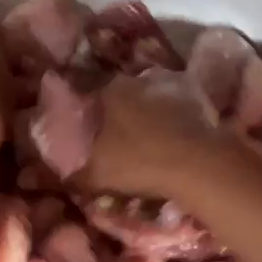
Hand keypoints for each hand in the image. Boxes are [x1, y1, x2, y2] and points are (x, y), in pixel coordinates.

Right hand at [81, 70, 225, 196]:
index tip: (85, 137)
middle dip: (116, 119)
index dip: (86, 118)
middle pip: (121, 101)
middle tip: (111, 145)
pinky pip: (173, 119)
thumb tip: (63, 179)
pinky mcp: (197, 107)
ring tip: (140, 150)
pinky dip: (168, 131)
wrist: (197, 165)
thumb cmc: (137, 161)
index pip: (91, 97)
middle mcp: (140, 82)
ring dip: (144, 124)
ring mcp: (171, 92)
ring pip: (149, 108)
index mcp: (111, 90)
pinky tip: (166, 151)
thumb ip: (75, 175)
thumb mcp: (96, 174)